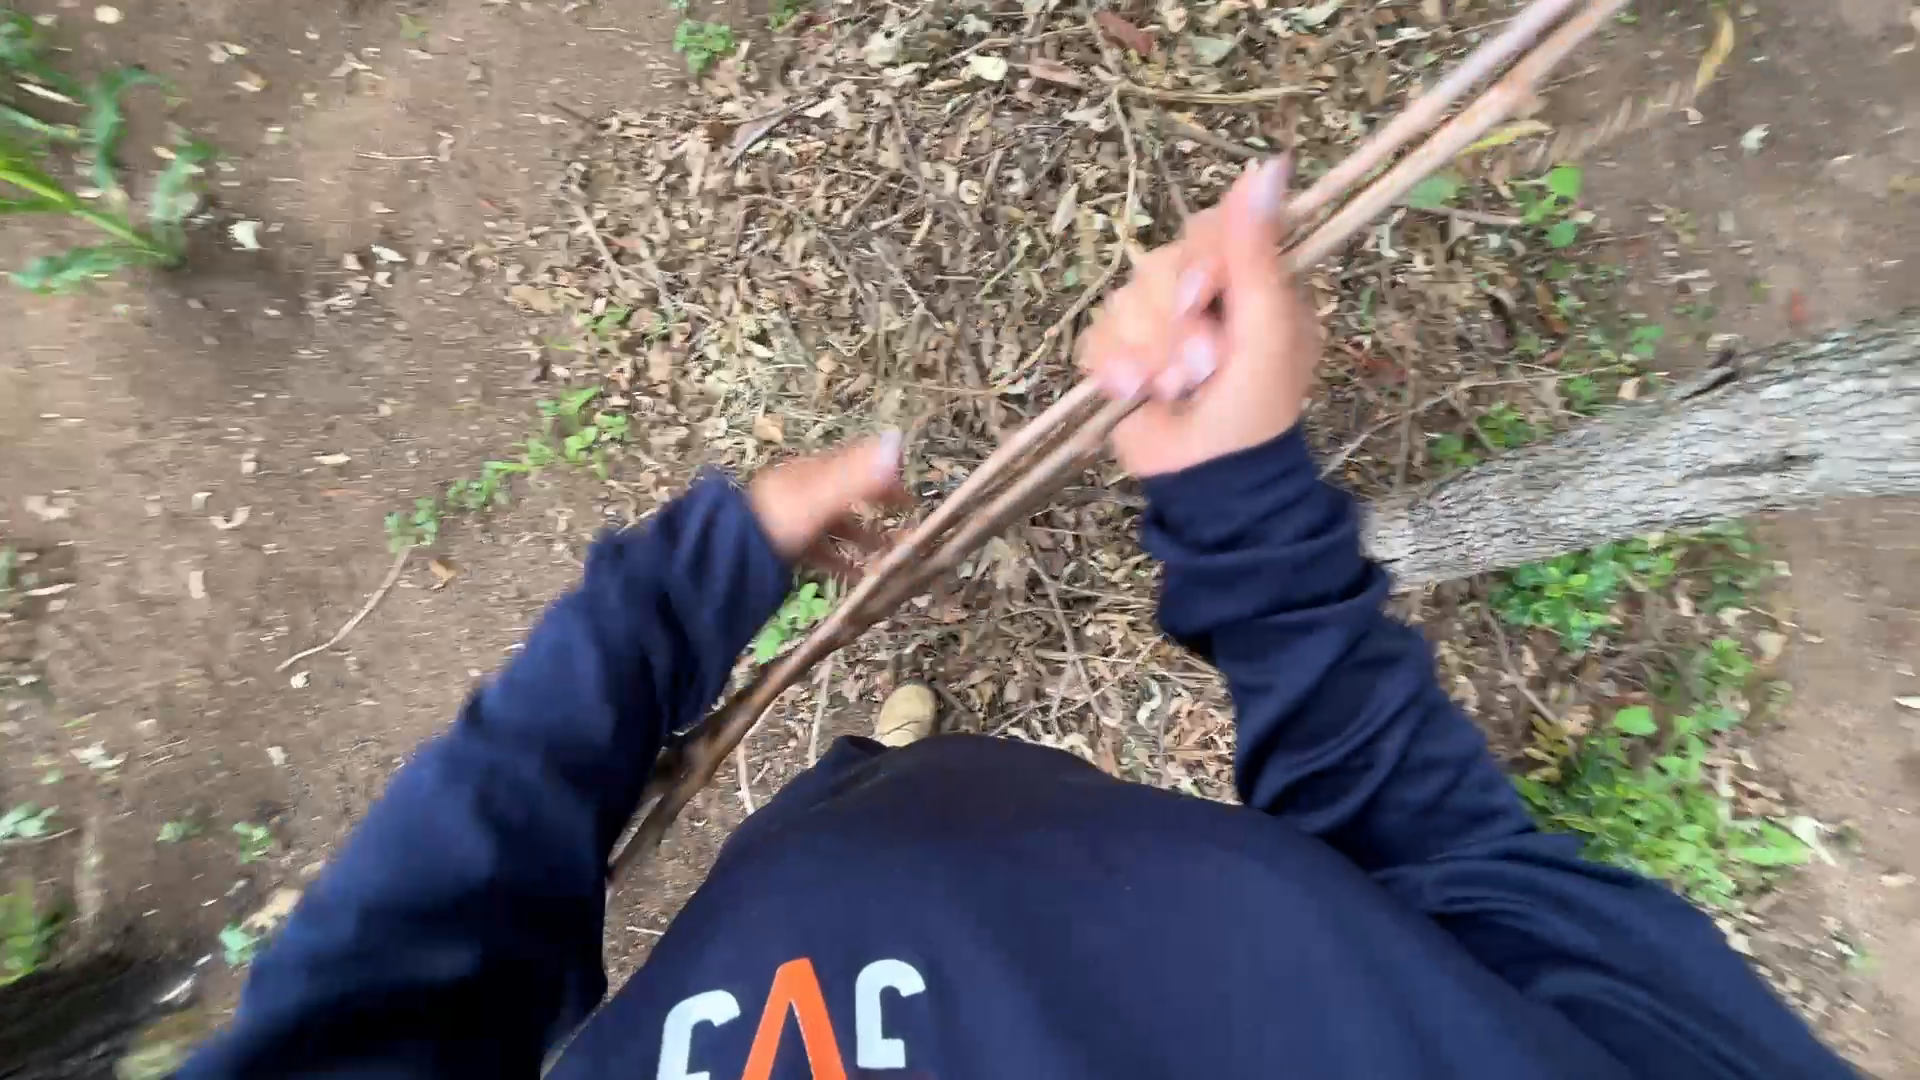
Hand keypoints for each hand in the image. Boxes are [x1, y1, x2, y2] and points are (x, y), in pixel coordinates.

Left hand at [748, 431, 907, 575]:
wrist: (728, 555)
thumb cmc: (779, 520)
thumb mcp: (821, 496)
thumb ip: (859, 474)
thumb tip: (898, 440)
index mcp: (811, 473)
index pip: (855, 464)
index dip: (885, 476)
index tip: (910, 495)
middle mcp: (802, 491)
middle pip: (848, 495)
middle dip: (878, 510)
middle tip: (906, 528)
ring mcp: (792, 520)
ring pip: (836, 524)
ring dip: (864, 538)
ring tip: (888, 557)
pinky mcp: (785, 547)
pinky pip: (821, 551)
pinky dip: (842, 561)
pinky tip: (856, 578)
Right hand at [1077, 157, 1321, 476]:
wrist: (1206, 477)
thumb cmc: (1252, 411)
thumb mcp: (1268, 333)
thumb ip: (1257, 256)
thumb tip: (1267, 166)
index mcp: (1243, 281)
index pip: (1207, 229)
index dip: (1198, 259)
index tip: (1204, 297)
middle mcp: (1196, 296)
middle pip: (1158, 264)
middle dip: (1174, 324)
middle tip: (1198, 367)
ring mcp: (1151, 326)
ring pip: (1123, 301)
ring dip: (1147, 352)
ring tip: (1170, 389)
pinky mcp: (1115, 356)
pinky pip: (1095, 336)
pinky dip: (1113, 367)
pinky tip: (1133, 391)